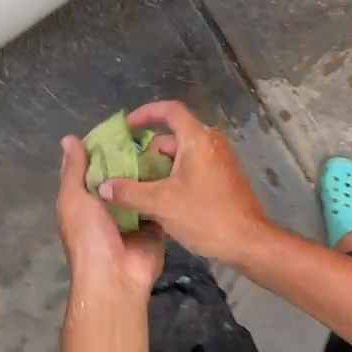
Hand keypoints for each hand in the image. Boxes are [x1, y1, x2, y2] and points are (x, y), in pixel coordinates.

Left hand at [56, 136, 164, 300]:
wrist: (116, 277)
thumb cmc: (88, 236)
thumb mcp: (73, 200)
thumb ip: (73, 170)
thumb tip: (68, 138)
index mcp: (86, 200)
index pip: (96, 167)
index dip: (107, 147)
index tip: (125, 125)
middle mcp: (109, 206)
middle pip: (123, 175)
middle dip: (135, 157)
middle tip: (154, 132)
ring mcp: (134, 216)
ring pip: (143, 186)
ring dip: (153, 170)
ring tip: (170, 143)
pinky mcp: (156, 224)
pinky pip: (161, 202)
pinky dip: (168, 188)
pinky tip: (180, 167)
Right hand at [98, 101, 276, 265]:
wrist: (248, 241)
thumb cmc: (205, 216)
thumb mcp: (161, 204)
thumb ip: (129, 192)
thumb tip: (103, 186)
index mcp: (197, 139)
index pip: (170, 110)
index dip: (146, 113)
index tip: (127, 126)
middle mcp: (210, 142)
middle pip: (173, 135)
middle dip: (149, 151)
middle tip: (127, 169)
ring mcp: (219, 159)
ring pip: (183, 154)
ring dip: (160, 167)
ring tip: (138, 187)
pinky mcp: (223, 176)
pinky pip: (194, 165)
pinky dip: (175, 175)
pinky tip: (161, 198)